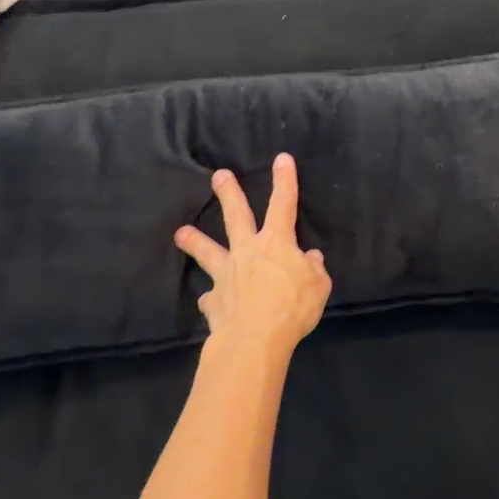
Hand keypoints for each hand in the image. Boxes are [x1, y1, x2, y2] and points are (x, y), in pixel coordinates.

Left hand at [175, 153, 331, 357]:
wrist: (254, 340)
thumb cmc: (292, 308)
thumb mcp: (318, 287)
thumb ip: (314, 270)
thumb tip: (309, 258)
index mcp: (277, 243)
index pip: (284, 204)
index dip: (284, 181)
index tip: (281, 159)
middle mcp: (247, 251)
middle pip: (236, 216)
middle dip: (229, 194)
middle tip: (218, 176)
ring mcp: (226, 275)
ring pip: (208, 251)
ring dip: (195, 241)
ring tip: (180, 233)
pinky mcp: (214, 301)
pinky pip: (211, 297)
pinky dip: (212, 298)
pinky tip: (209, 301)